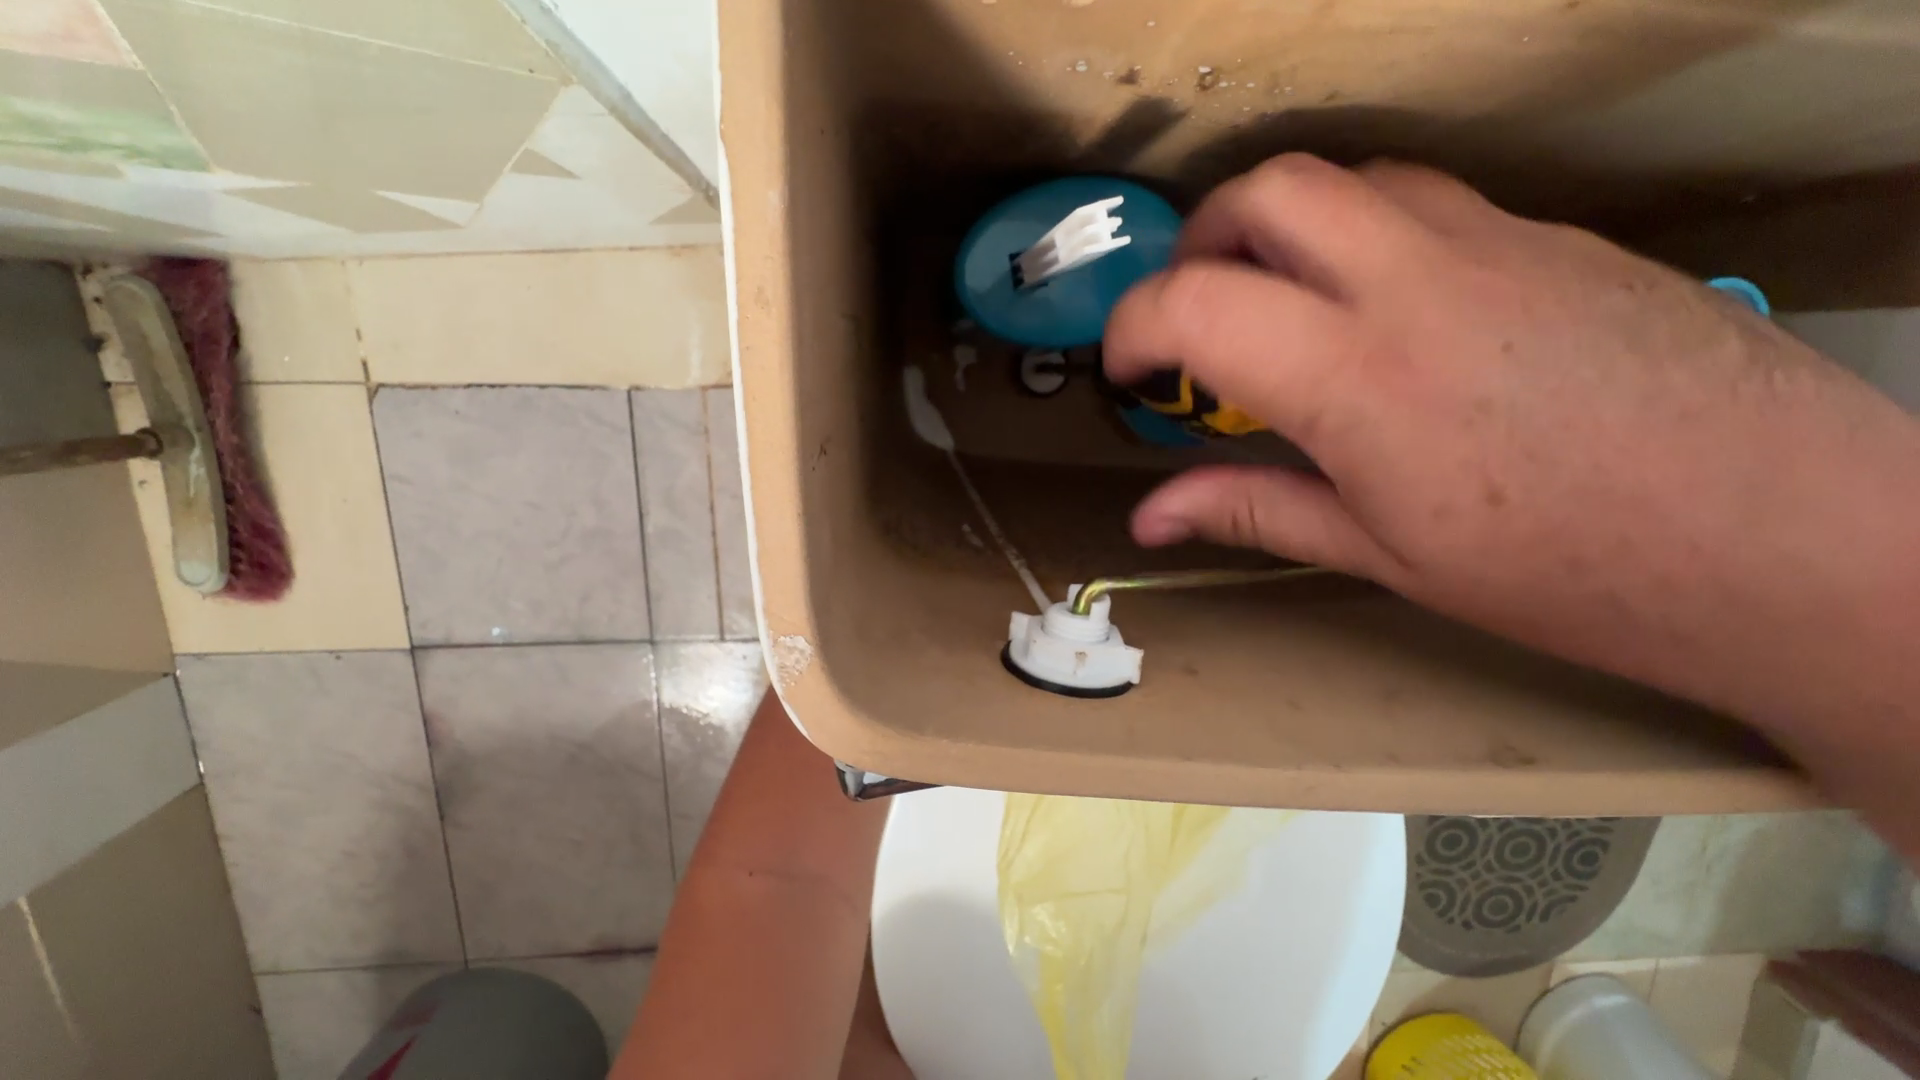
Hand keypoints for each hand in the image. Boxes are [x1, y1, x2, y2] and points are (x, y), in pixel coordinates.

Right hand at [1102, 154, 1919, 748]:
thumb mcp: (1383, 552)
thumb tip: (1150, 516)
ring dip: (1284, 227)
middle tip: (1194, 313)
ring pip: (1349, 179)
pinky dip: (1367, 237)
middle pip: (1266, 192)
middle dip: (1199, 241)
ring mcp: (1494, 241)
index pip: (1195, 302)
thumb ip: (1253, 509)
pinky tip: (1388, 314)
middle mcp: (1416, 281)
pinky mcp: (1554, 235)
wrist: (1786, 537)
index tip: (1128, 371)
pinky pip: (1429, 202)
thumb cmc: (1567, 571)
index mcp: (1356, 377)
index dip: (1132, 328)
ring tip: (1283, 304)